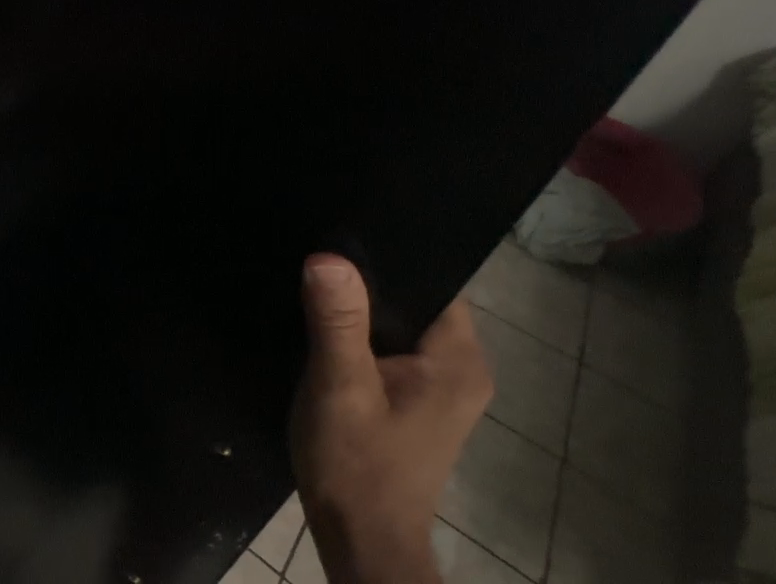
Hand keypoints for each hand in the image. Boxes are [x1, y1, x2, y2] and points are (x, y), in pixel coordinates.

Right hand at [289, 254, 492, 583]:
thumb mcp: (339, 386)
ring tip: (313, 290)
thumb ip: (337, 322)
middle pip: (414, 300)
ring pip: (399, 323)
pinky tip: (324, 332)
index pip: (431, 280)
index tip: (335, 240)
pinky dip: (360, 336)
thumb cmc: (355, 462)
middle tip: (313, 261)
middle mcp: (463, 369)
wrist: (361, 535)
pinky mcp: (418, 400)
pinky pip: (392, 346)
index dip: (384, 257)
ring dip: (359, 311)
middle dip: (365, 283)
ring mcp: (443, 387)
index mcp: (459, 361)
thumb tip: (327, 257)